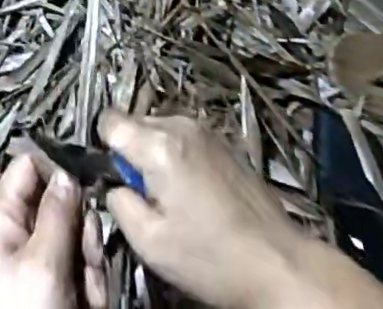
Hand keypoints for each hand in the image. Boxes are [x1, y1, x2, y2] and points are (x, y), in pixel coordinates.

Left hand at [0, 155, 107, 308]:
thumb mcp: (40, 262)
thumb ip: (58, 211)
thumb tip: (68, 170)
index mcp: (4, 214)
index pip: (31, 165)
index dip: (59, 167)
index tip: (88, 179)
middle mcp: (23, 229)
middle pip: (66, 202)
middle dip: (83, 231)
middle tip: (84, 258)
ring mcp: (45, 258)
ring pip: (83, 237)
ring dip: (92, 264)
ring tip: (83, 294)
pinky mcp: (64, 284)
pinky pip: (89, 268)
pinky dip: (94, 287)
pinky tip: (87, 305)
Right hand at [100, 111, 382, 308]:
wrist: (278, 263)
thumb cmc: (213, 258)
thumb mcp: (150, 243)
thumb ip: (119, 204)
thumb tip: (113, 185)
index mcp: (158, 145)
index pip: (109, 120)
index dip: (104, 147)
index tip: (115, 176)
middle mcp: (181, 125)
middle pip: (134, 122)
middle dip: (131, 152)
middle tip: (145, 196)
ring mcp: (205, 130)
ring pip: (158, 129)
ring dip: (154, 154)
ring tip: (173, 199)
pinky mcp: (222, 141)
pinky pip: (182, 137)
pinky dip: (177, 156)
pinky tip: (194, 194)